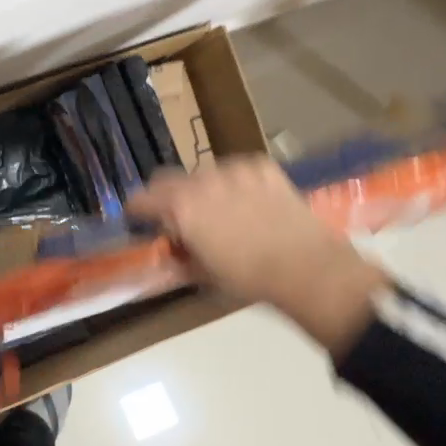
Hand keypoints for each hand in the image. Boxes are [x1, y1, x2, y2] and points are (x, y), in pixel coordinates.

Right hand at [127, 157, 388, 354]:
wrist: (307, 268)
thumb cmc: (248, 278)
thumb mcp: (203, 276)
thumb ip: (176, 260)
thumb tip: (161, 257)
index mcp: (181, 208)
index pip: (142, 198)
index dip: (137, 210)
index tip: (139, 220)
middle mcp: (202, 181)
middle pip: (170, 179)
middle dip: (169, 197)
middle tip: (181, 219)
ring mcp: (234, 170)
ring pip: (205, 173)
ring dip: (203, 189)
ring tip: (221, 212)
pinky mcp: (262, 167)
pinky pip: (236, 170)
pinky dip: (234, 183)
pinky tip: (248, 203)